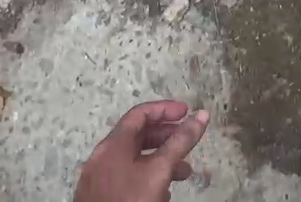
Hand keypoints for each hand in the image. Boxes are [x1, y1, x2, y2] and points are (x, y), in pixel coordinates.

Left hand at [74, 101, 210, 201]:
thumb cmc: (131, 200)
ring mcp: (97, 180)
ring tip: (183, 173)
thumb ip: (181, 141)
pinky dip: (147, 175)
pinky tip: (162, 192)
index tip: (188, 113)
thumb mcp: (161, 169)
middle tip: (186, 141)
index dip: (166, 109)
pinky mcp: (99, 198)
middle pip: (137, 135)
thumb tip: (203, 115)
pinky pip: (126, 176)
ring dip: (161, 159)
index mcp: (112, 145)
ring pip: (134, 159)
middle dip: (167, 136)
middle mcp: (101, 158)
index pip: (140, 113)